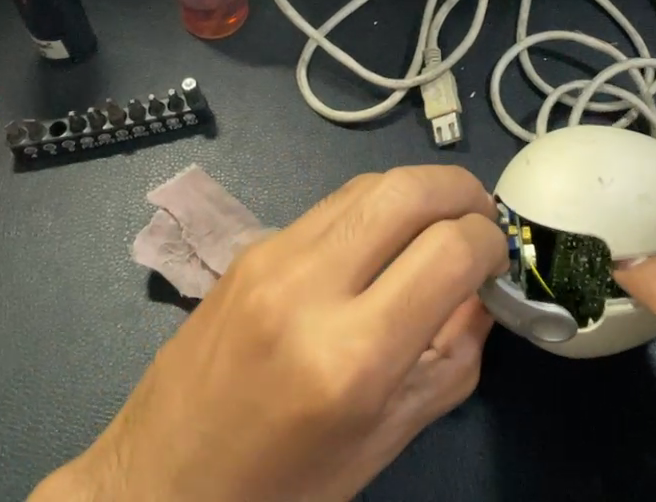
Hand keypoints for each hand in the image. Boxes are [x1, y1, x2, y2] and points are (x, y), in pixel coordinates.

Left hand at [31, 166, 505, 501]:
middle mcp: (309, 287)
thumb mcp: (384, 440)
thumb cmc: (282, 485)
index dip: (490, 243)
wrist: (157, 481)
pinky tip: (382, 244)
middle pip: (408, 189)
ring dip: (419, 193)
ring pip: (370, 184)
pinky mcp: (251, 247)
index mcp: (351, 356)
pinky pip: (331, 206)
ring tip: (438, 225)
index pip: (449, 250)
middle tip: (481, 221)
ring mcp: (272, 256)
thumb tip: (483, 291)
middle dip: (462, 191)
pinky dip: (374, 210)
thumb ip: (451, 360)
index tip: (497, 261)